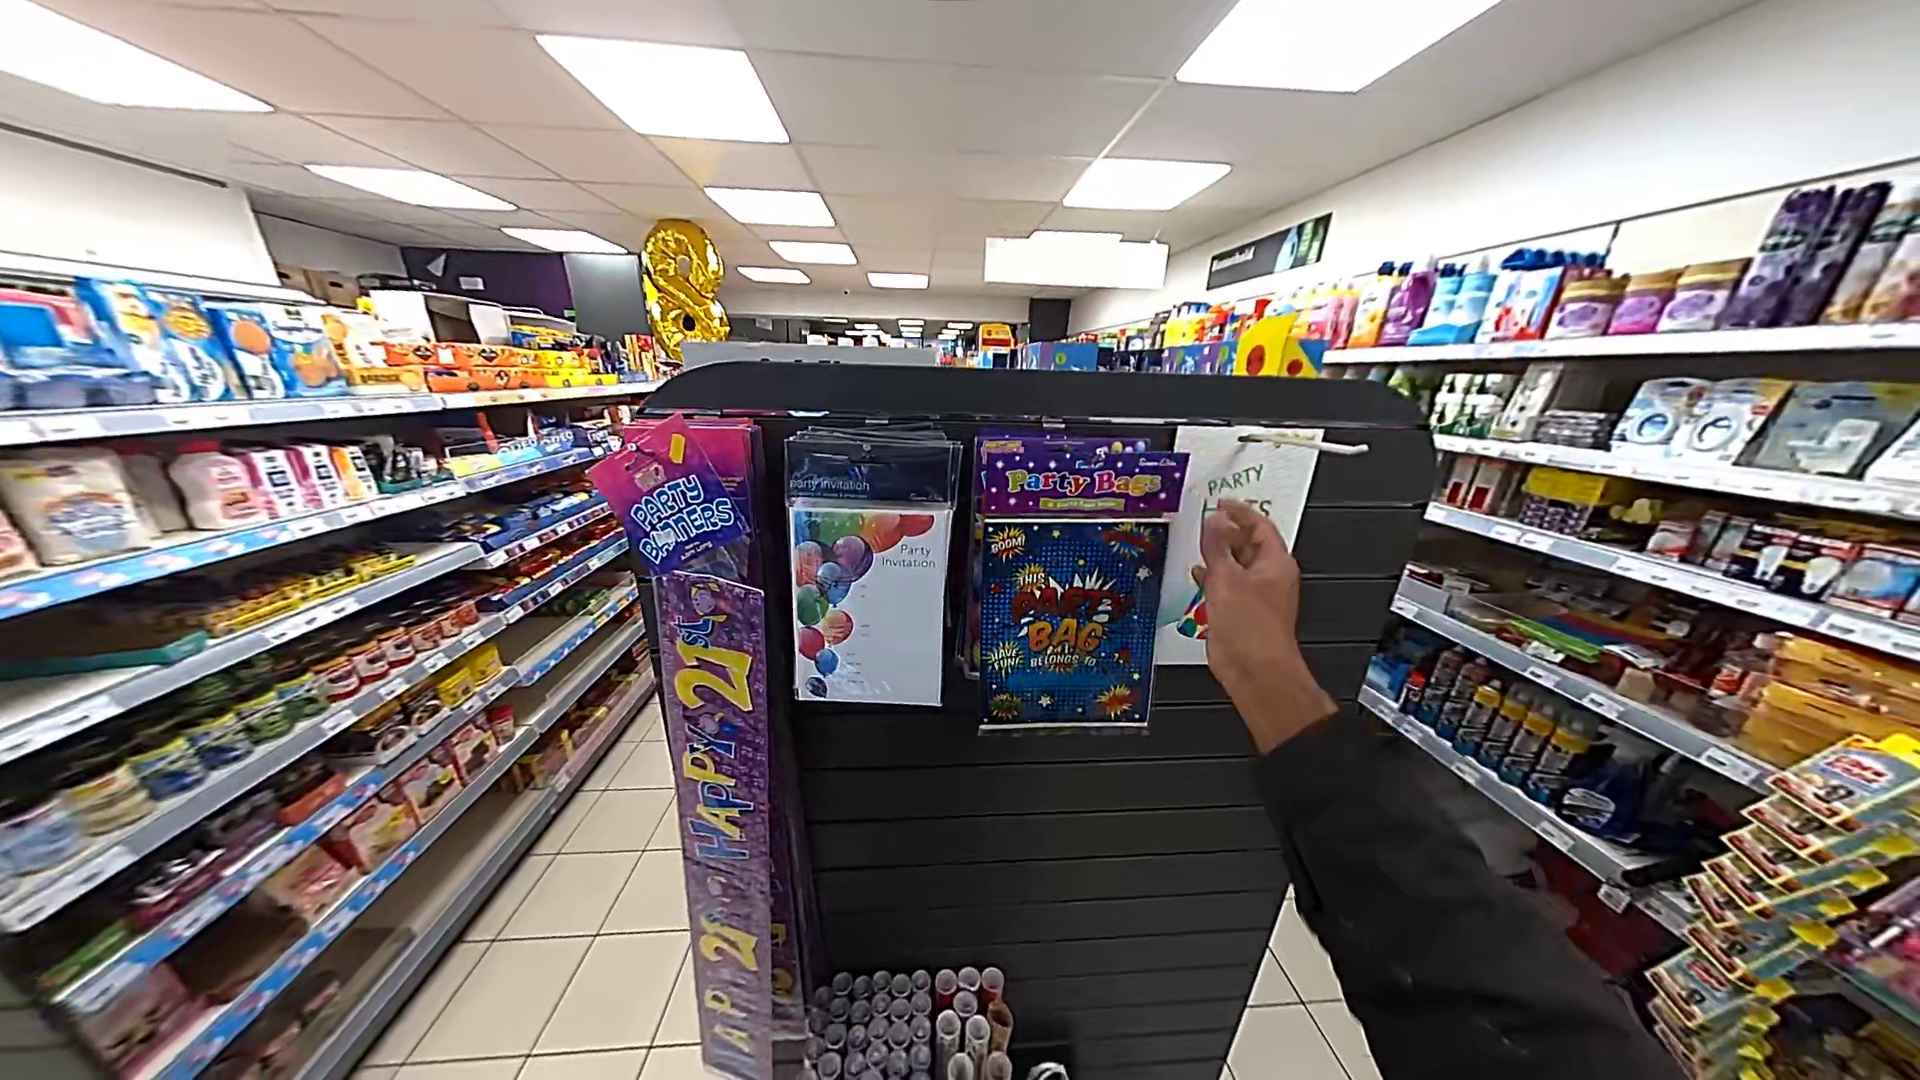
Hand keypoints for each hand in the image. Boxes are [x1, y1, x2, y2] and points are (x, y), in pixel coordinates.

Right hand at [1193, 500, 1336, 753]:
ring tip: (1198, 542)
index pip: (1259, 526)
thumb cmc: (1252, 630)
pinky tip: (1199, 573)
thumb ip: (1217, 546)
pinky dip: (1212, 574)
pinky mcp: (1239, 610)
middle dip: (1226, 531)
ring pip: (1235, 563)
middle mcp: (1268, 577)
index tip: (1221, 503)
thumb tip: (1214, 519)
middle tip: (1206, 521)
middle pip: (1247, 543)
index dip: (1240, 511)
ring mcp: (1254, 594)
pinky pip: (1226, 583)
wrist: (1253, 669)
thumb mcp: (1227, 578)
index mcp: (1274, 563)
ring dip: (1217, 553)